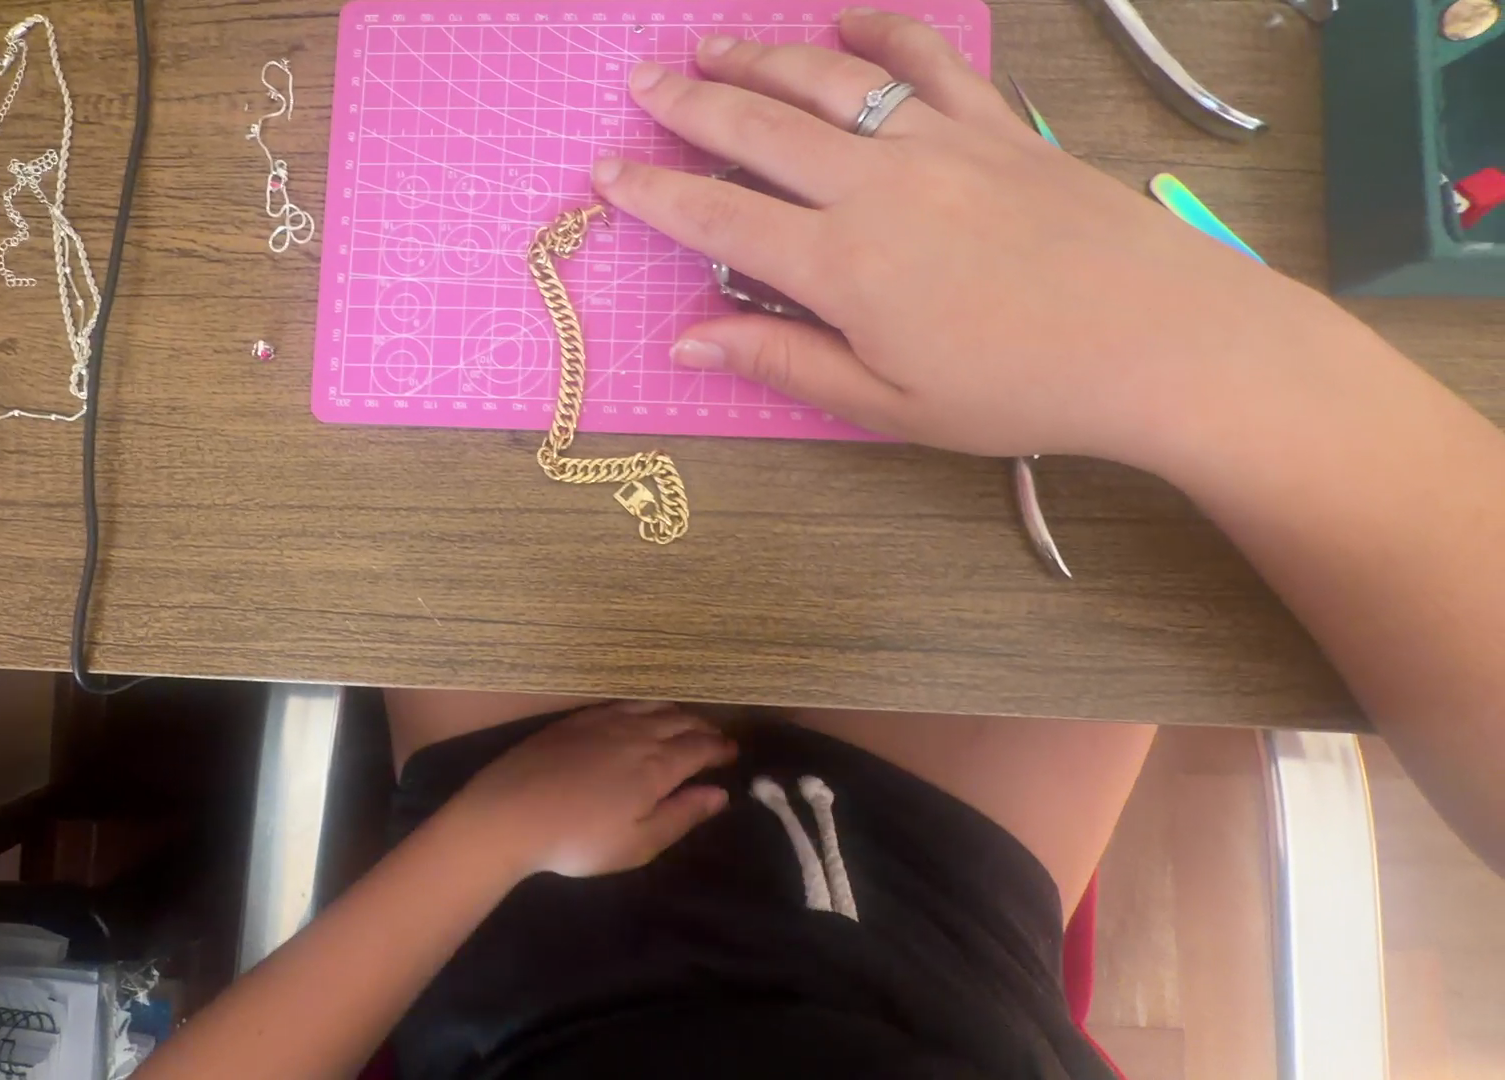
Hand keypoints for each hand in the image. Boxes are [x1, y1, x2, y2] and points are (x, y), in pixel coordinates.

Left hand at [448, 703, 737, 878]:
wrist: (511, 811)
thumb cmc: (579, 839)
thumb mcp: (637, 843)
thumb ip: (681, 815)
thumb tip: (720, 794)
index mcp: (656, 766)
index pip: (700, 747)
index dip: (720, 748)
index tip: (733, 752)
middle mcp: (636, 734)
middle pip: (679, 721)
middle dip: (702, 728)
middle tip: (714, 737)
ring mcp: (603, 721)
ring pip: (651, 707)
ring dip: (675, 712)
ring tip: (685, 721)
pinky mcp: (576, 719)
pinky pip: (622, 702)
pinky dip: (643, 705)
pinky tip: (640, 712)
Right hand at [591, 11, 1357, 468]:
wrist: (1162, 343)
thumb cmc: (1010, 391)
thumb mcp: (880, 402)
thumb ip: (780, 361)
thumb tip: (688, 343)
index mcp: (842, 264)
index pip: (718, 218)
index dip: (653, 194)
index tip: (606, 173)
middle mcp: (879, 185)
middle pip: (762, 129)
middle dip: (690, 104)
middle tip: (641, 82)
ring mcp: (941, 143)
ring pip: (829, 82)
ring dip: (761, 60)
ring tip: (710, 46)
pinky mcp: (997, 125)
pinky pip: (929, 60)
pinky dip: (881, 31)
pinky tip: (844, 20)